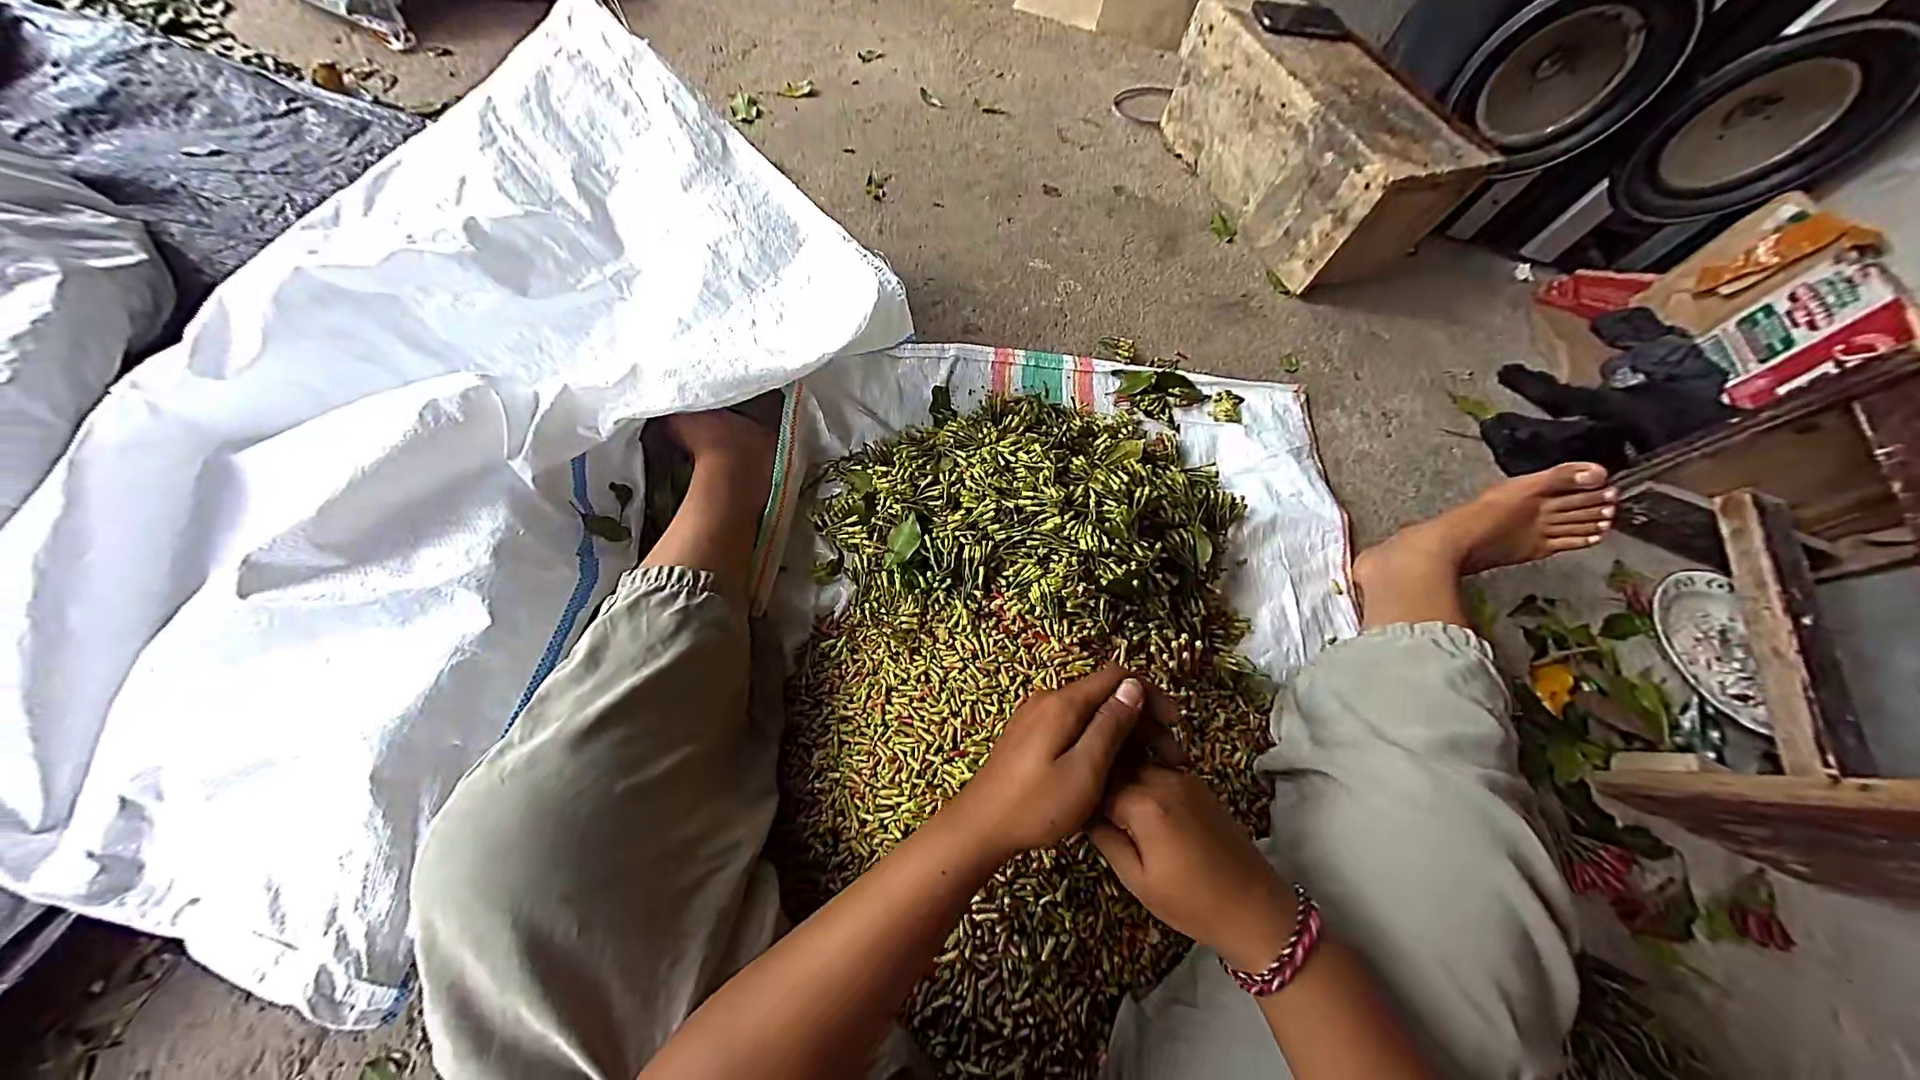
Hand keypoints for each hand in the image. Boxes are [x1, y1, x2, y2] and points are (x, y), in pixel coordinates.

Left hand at [947, 668, 1166, 858]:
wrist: (980, 827)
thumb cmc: (1034, 806)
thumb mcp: (1084, 770)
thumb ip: (1110, 726)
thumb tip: (1134, 687)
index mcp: (1062, 703)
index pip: (1117, 677)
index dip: (1151, 695)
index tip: (1173, 726)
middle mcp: (1048, 700)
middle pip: (1105, 695)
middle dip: (1141, 718)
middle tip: (1168, 757)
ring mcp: (1036, 716)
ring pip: (1091, 712)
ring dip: (1122, 732)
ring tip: (1146, 767)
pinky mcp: (1031, 735)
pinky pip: (1074, 726)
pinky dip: (1099, 740)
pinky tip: (1113, 769)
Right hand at [1088, 766, 1298, 971]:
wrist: (1256, 910)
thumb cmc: (1192, 903)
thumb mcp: (1137, 879)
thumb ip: (1105, 839)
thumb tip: (1083, 814)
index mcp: (1144, 803)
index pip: (1097, 784)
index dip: (1082, 797)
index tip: (1072, 810)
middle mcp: (1164, 780)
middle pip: (1118, 767)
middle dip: (1102, 782)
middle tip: (1092, 809)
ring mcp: (1185, 779)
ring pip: (1139, 766)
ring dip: (1124, 781)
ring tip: (1116, 810)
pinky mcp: (1199, 785)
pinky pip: (1160, 773)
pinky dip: (1146, 784)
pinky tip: (1143, 812)